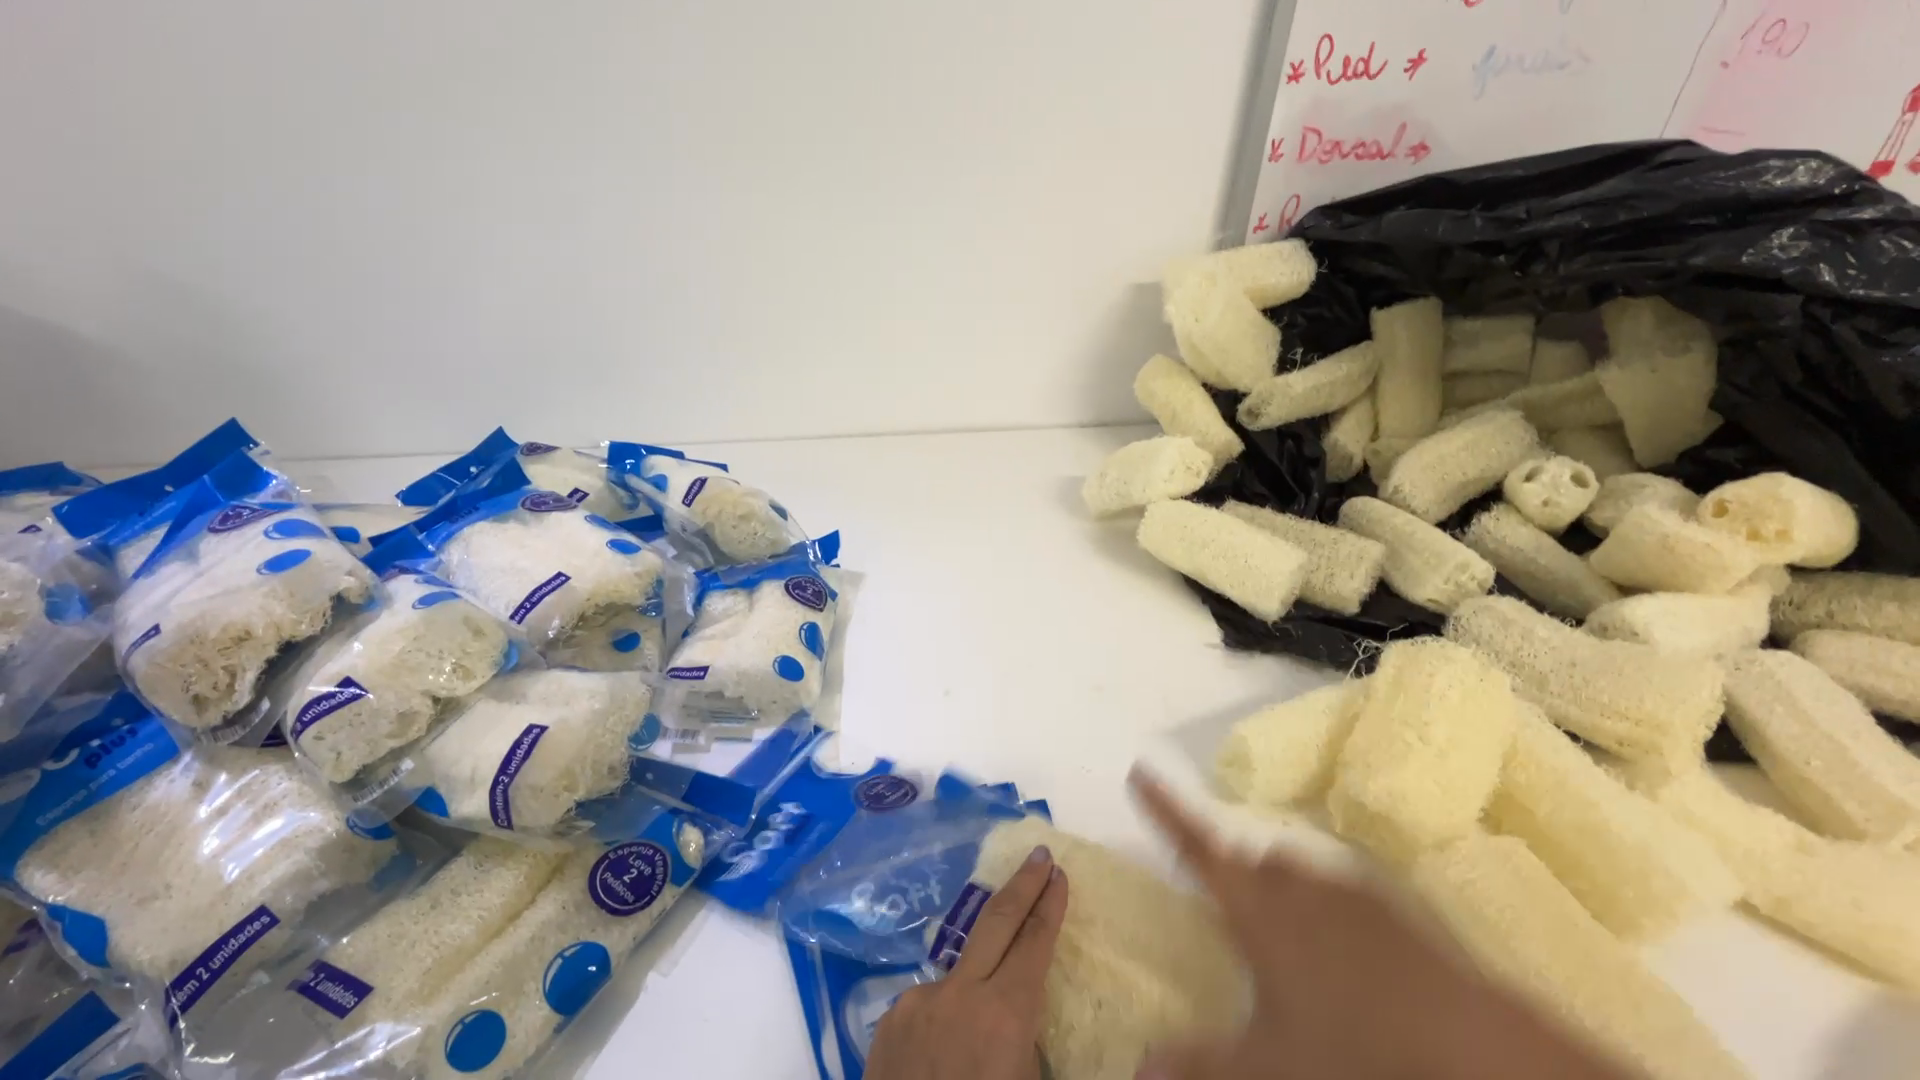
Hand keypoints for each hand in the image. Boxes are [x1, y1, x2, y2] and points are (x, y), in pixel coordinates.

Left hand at [864, 844, 1068, 1079]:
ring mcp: (919, 1002)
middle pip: (996, 922)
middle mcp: (960, 994)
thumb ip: (1039, 1050)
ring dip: (980, 976)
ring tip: (987, 1031)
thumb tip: (1037, 1026)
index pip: (1034, 943)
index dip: (1050, 906)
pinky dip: (947, 1015)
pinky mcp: (889, 1019)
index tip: (1060, 874)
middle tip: (1040, 856)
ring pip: (960, 972)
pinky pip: (930, 1005)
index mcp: (1005, 1015)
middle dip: (1022, 885)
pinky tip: (948, 1054)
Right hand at [1128, 769, 1634, 1079]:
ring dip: (1278, 882)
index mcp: (1262, 909)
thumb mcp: (1267, 1069)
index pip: (1199, 846)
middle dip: (1229, 860)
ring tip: (1271, 916)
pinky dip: (1324, 907)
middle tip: (1214, 884)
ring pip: (1302, 872)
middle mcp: (1307, 889)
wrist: (1490, 1062)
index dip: (1167, 811)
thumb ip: (1199, 1064)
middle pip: (1256, 855)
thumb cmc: (1358, 1053)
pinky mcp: (1407, 922)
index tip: (1139, 771)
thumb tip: (1138, 1065)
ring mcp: (1362, 901)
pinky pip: (1345, 896)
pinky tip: (1340, 950)